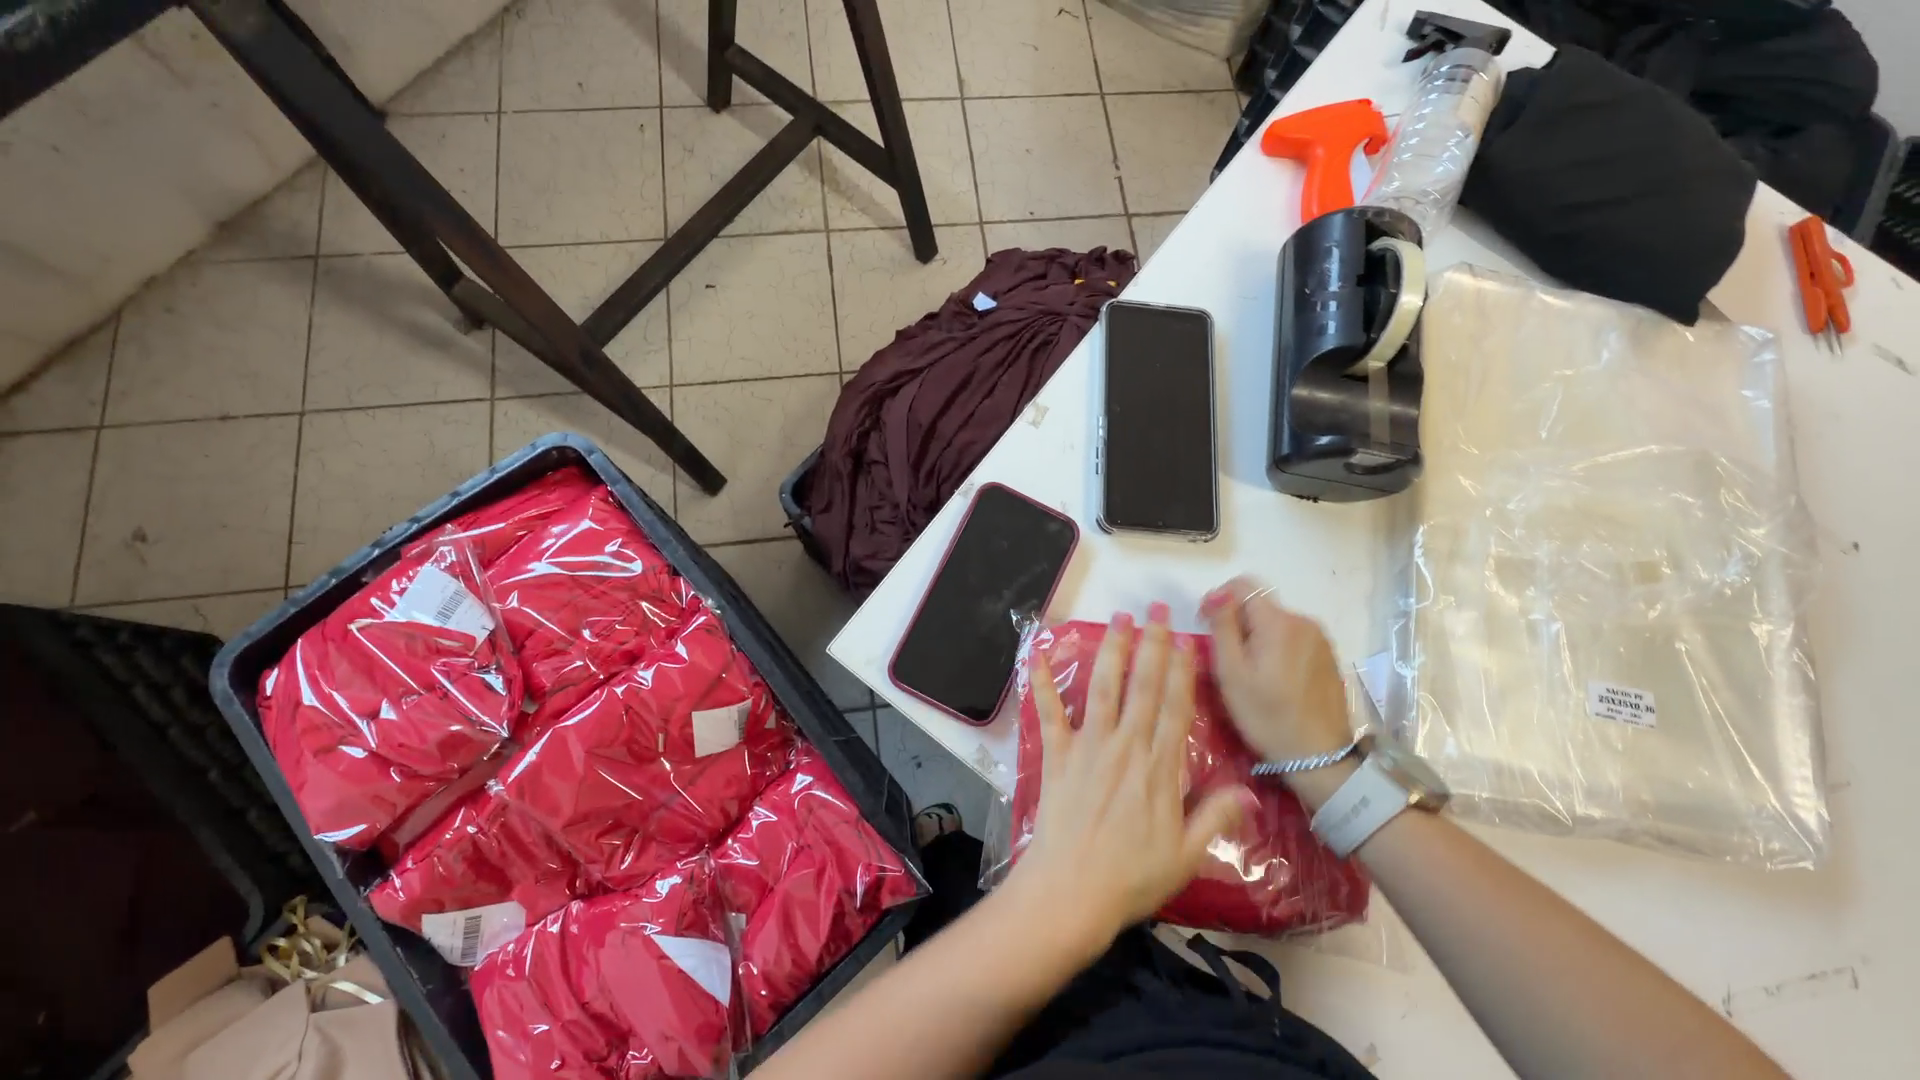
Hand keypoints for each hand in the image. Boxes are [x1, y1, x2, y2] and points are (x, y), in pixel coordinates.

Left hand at [1006, 604, 1247, 956]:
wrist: (1070, 893)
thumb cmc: (1131, 877)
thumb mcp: (1187, 855)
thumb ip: (1216, 817)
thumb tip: (1251, 791)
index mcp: (1160, 767)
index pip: (1175, 707)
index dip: (1182, 670)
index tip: (1186, 638)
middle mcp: (1125, 746)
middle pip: (1143, 686)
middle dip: (1152, 644)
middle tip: (1155, 608)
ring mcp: (1087, 748)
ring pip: (1103, 688)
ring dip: (1111, 650)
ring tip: (1118, 617)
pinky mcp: (1056, 757)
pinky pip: (1049, 713)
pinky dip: (1043, 683)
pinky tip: (1038, 653)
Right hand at [1202, 576, 1354, 768]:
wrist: (1319, 756)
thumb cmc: (1266, 715)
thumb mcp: (1232, 673)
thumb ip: (1223, 627)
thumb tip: (1218, 594)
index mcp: (1278, 621)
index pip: (1243, 585)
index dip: (1219, 598)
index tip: (1206, 625)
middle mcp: (1304, 620)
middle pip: (1260, 604)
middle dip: (1238, 621)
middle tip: (1225, 657)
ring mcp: (1319, 638)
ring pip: (1276, 622)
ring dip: (1257, 635)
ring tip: (1248, 671)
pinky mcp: (1328, 655)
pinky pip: (1293, 638)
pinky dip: (1276, 647)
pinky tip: (1272, 678)